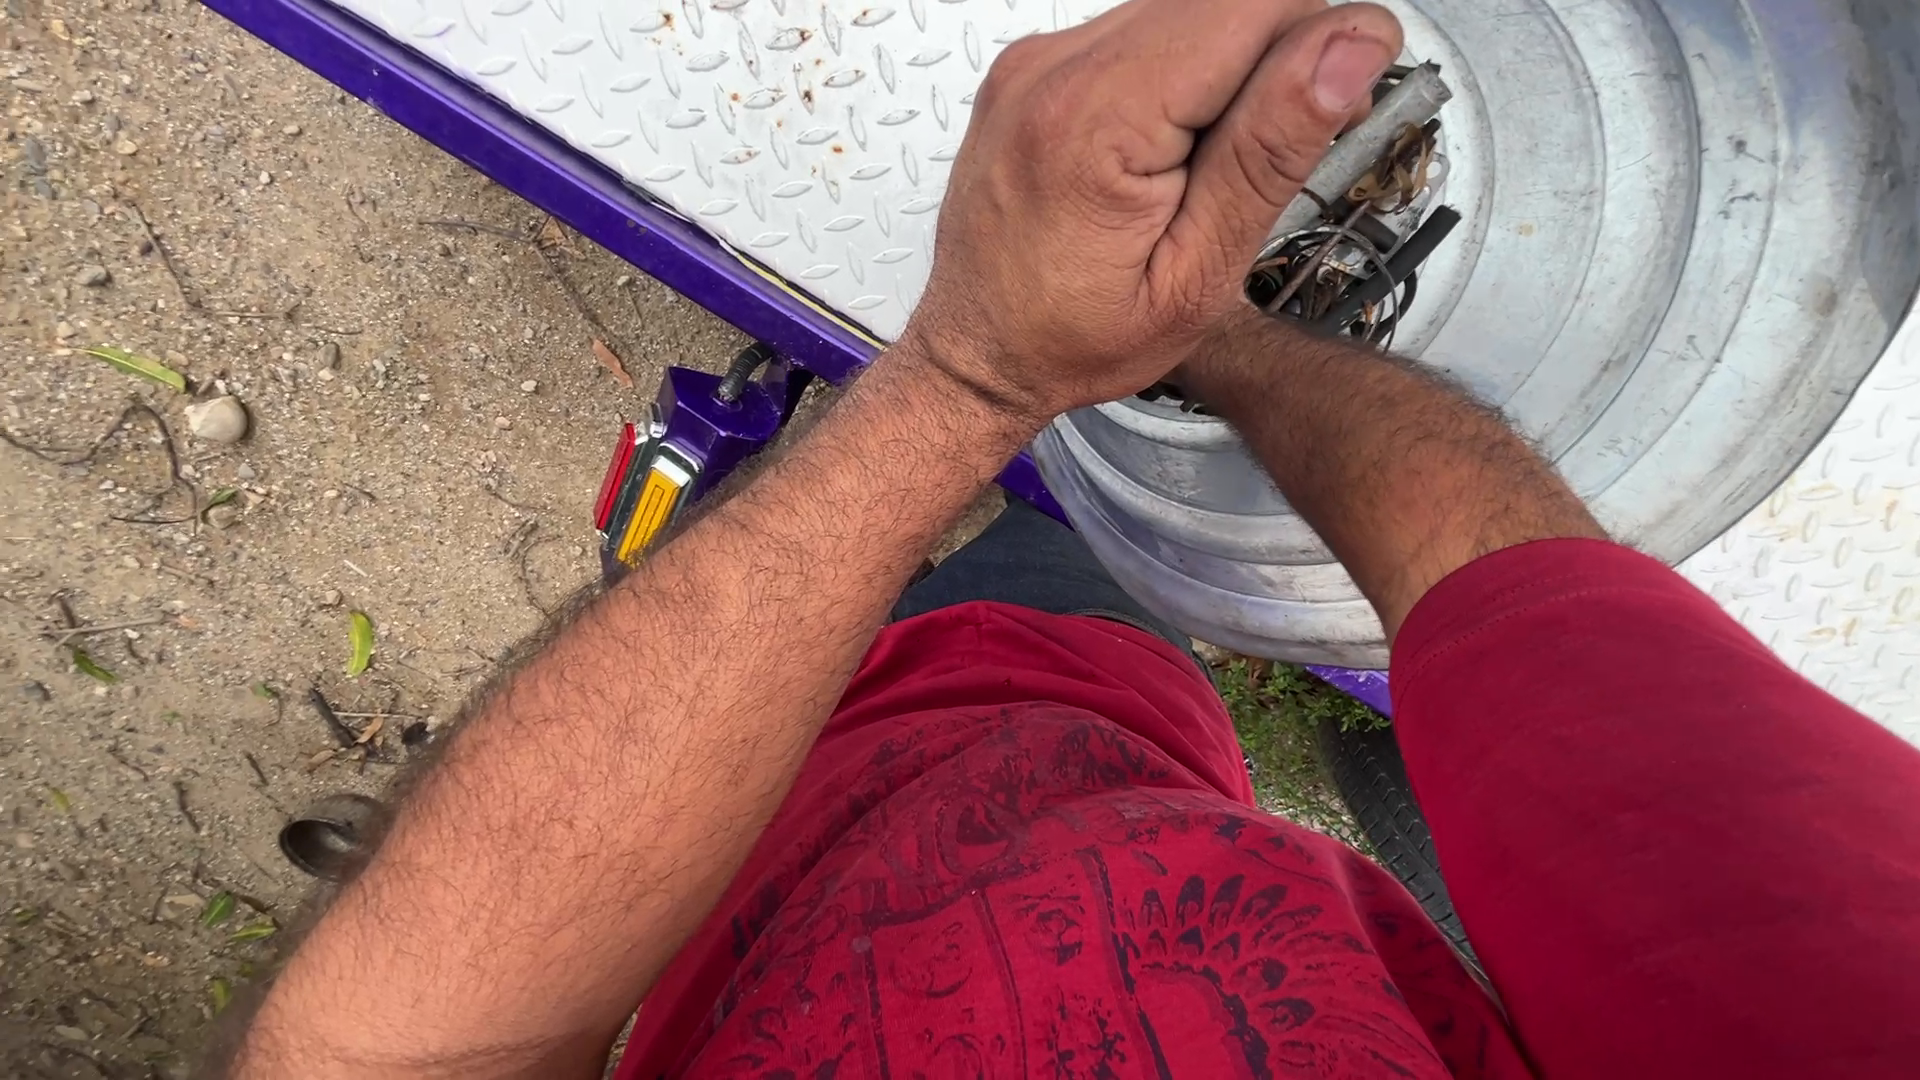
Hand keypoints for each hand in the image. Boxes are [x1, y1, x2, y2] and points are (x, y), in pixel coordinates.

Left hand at [900, 0, 1402, 425]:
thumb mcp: (1191, 281)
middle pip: (1216, 0)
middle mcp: (1049, 72)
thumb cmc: (1069, 344)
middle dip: (1269, 62)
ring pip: (1177, 16)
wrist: (979, 358)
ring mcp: (1030, 68)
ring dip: (1217, 76)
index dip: (1320, 42)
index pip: (1253, 4)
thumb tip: (1348, 47)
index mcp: (1093, 122)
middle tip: (1258, 162)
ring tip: (1194, 176)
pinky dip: (1169, 83)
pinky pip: (1130, 42)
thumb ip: (1266, 157)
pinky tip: (1156, 158)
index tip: (1337, 104)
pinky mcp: (1026, 77)